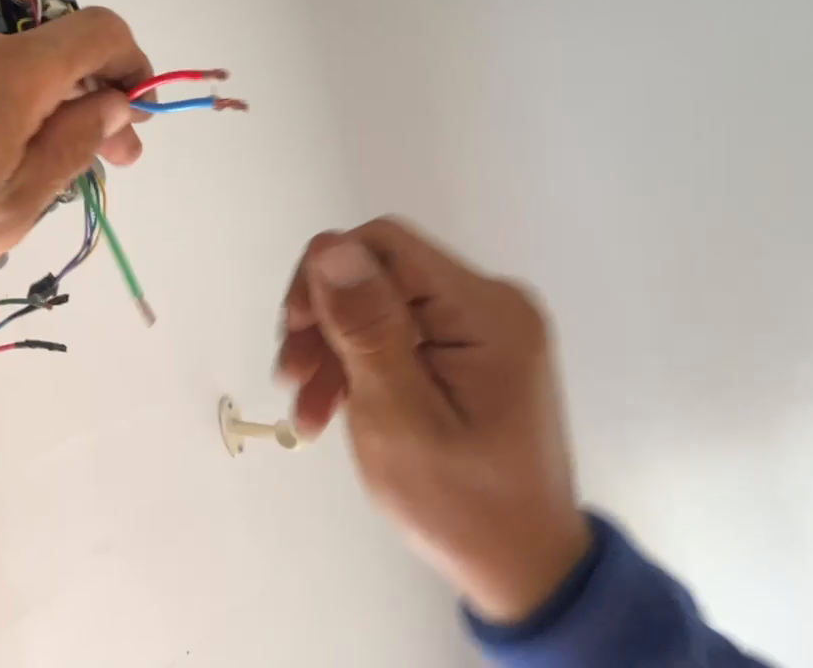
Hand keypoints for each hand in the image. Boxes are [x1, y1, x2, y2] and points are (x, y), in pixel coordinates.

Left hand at [0, 8, 151, 305]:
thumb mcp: (18, 199)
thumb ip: (76, 142)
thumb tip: (116, 103)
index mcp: (15, 72)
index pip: (100, 30)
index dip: (133, 64)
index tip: (140, 115)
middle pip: (63, 53)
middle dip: (99, 100)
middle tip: (115, 161)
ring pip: (26, 73)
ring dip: (57, 112)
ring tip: (59, 174)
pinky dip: (18, 113)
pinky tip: (12, 162)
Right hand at [276, 219, 591, 622]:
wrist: (520, 568)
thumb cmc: (460, 502)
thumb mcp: (399, 416)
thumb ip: (366, 327)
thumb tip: (329, 243)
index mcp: (487, 312)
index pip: (382, 246)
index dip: (323, 277)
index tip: (295, 334)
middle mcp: (488, 304)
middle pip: (372, 273)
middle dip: (321, 320)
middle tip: (292, 377)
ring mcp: (476, 326)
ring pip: (370, 302)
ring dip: (327, 347)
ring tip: (305, 406)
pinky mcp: (462, 348)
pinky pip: (388, 330)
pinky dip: (351, 362)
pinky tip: (327, 404)